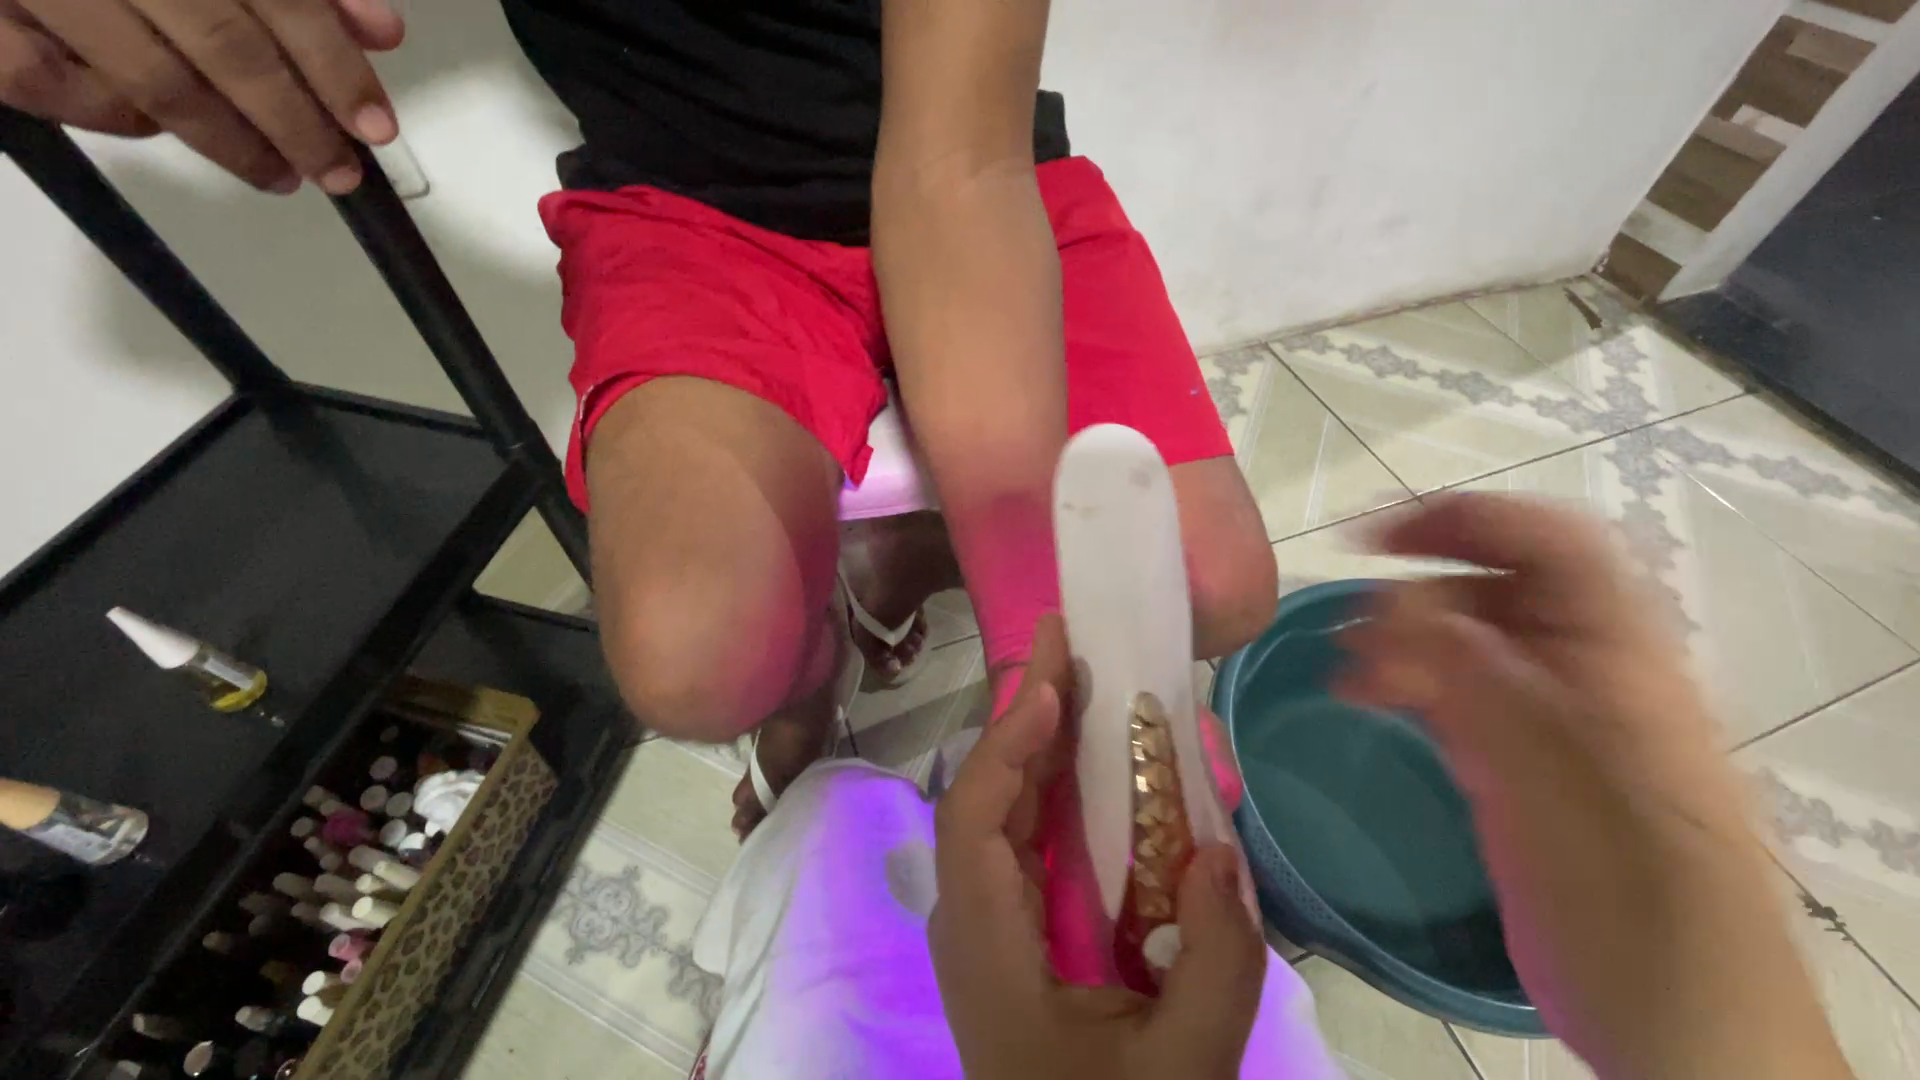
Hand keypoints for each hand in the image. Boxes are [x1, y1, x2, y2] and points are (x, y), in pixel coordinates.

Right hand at [0, 0, 401, 192]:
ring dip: (229, 142)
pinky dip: (109, 115)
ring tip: (279, 175)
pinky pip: (42, 80)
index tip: (376, 129)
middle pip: (227, 49)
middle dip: (296, 125)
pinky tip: (153, 130)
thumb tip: (380, 29)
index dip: (336, 70)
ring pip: (152, 80)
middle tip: (337, 173)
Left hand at [930, 616, 1265, 1079]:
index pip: (972, 822)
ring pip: (1002, 811)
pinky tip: (1087, 757)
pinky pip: (1024, 839)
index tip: (1046, 684)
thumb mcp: (1182, 1069)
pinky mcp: (1014, 929)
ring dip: (1037, 741)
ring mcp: (989, 922)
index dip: (1005, 746)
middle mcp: (972, 919)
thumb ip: (1216, 965)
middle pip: (983, 797)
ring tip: (1075, 676)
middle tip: (1061, 642)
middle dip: (1021, 715)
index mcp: (987, 946)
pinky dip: (1053, 786)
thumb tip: (1218, 852)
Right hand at [1339, 495, 1848, 1079]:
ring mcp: (1544, 722)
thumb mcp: (1566, 793)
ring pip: (1462, 641)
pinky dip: (1399, 682)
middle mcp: (1581, 677)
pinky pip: (1449, 694)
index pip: (1553, 549)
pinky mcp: (1512, 763)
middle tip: (1345, 629)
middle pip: (1495, 589)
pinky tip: (1359, 696)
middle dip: (1415, 590)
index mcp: (1621, 667)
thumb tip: (1400, 605)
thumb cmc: (1641, 914)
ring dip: (1397, 638)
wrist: (1682, 1032)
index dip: (1467, 521)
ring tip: (1343, 670)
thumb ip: (1489, 691)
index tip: (1371, 541)